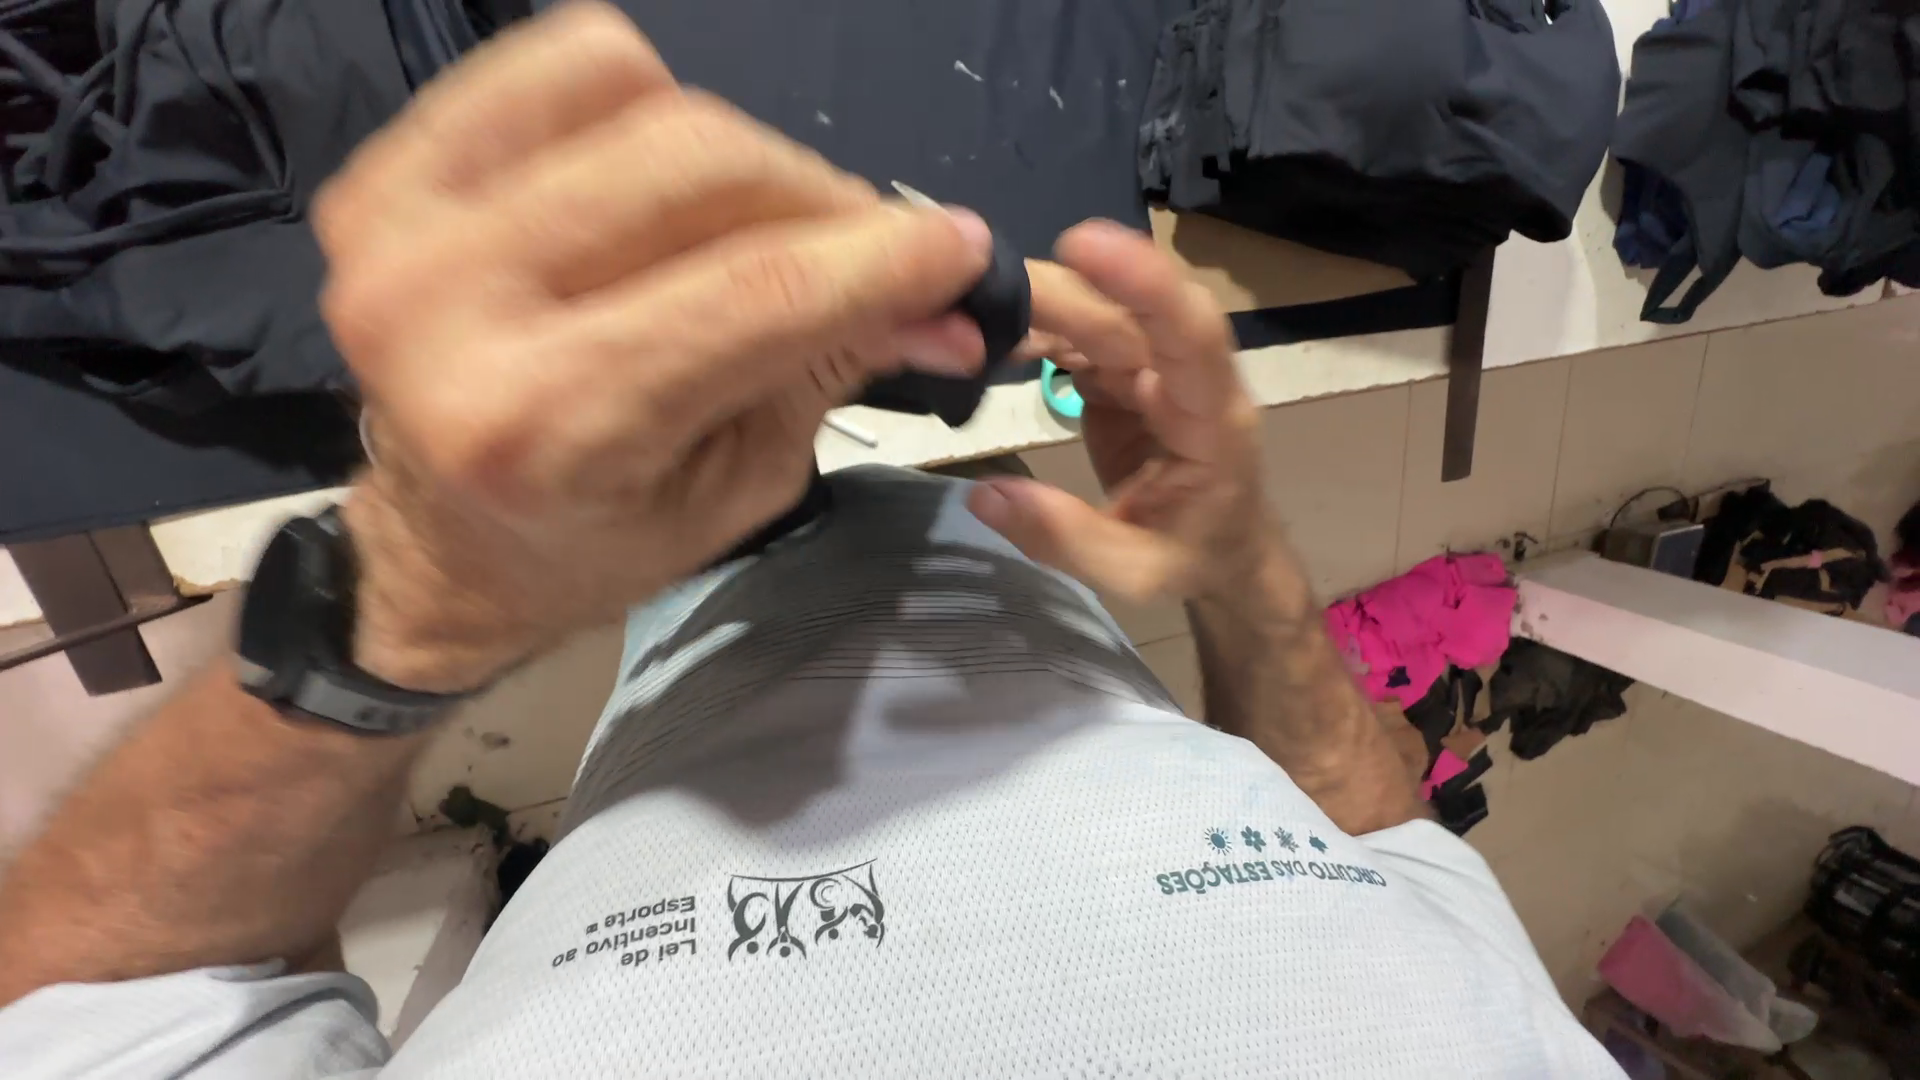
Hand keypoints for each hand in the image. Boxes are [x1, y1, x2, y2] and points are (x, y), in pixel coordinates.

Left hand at [314, 2, 994, 690]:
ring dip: (755, 158)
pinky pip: (563, 67)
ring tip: (782, 229)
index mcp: (552, 429)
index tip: (963, 247)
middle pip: (702, 170)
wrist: (448, 548)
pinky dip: (657, 107)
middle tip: (879, 250)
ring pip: (640, 97)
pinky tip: (684, 188)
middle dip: (828, 202)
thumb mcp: (742, 486)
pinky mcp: (388, 168)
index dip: (879, 261)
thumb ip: (831, 376)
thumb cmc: (608, 544)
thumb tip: (947, 314)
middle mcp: (454, 307)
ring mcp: (405, 221)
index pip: (754, 298)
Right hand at [966, 224, 1275, 603]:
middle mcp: (1188, 383)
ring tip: (972, 315)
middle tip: (979, 291)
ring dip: (1042, 309)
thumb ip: (1063, 537)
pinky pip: (1082, 345)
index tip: (1082, 244)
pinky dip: (1039, 336)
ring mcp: (1155, 376)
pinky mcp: (1125, 382)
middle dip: (1061, 294)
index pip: (1191, 337)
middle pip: (1130, 318)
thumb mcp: (1133, 572)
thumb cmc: (1195, 559)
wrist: (1222, 555)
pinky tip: (997, 338)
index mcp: (1213, 423)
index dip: (1145, 284)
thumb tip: (982, 495)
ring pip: (1102, 320)